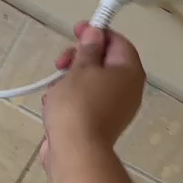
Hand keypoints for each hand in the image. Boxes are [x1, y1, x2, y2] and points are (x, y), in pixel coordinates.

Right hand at [40, 23, 144, 169]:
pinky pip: (86, 103)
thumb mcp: (79, 69)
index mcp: (129, 71)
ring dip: (70, 81)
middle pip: (104, 62)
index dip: (95, 32)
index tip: (74, 31)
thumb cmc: (78, 105)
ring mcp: (115, 109)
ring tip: (53, 89)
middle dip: (79, 59)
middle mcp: (128, 89)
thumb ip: (88, 48)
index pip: (117, 41)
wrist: (75, 151)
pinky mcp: (100, 125)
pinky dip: (71, 99)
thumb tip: (95, 33)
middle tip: (59, 64)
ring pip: (92, 83)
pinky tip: (53, 105)